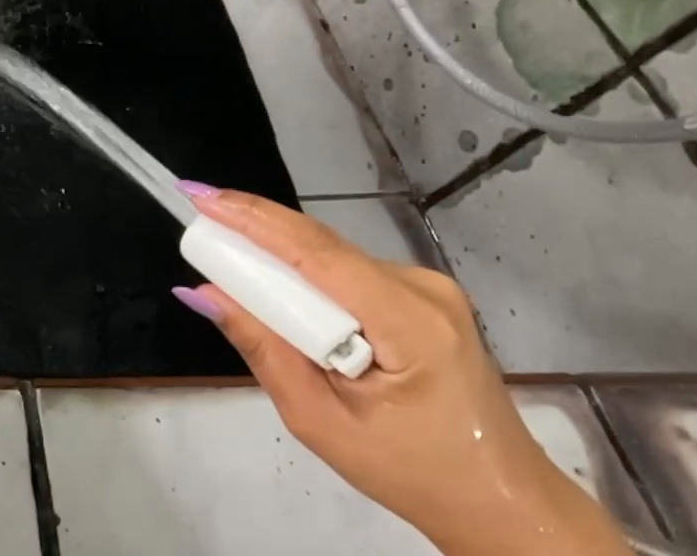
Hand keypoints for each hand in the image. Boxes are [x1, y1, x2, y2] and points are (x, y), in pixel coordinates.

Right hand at [177, 188, 630, 555]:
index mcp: (410, 323)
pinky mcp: (421, 296)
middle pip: (319, 245)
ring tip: (224, 258)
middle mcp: (423, 289)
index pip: (316, 252)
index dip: (252, 218)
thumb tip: (202, 293)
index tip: (196, 195)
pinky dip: (301, 275)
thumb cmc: (411, 472)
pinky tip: (274, 289)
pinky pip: (343, 271)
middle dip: (252, 229)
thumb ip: (262, 349)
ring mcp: (427, 288)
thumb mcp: (319, 420)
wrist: (502, 501)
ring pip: (328, 255)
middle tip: (194, 218)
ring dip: (275, 257)